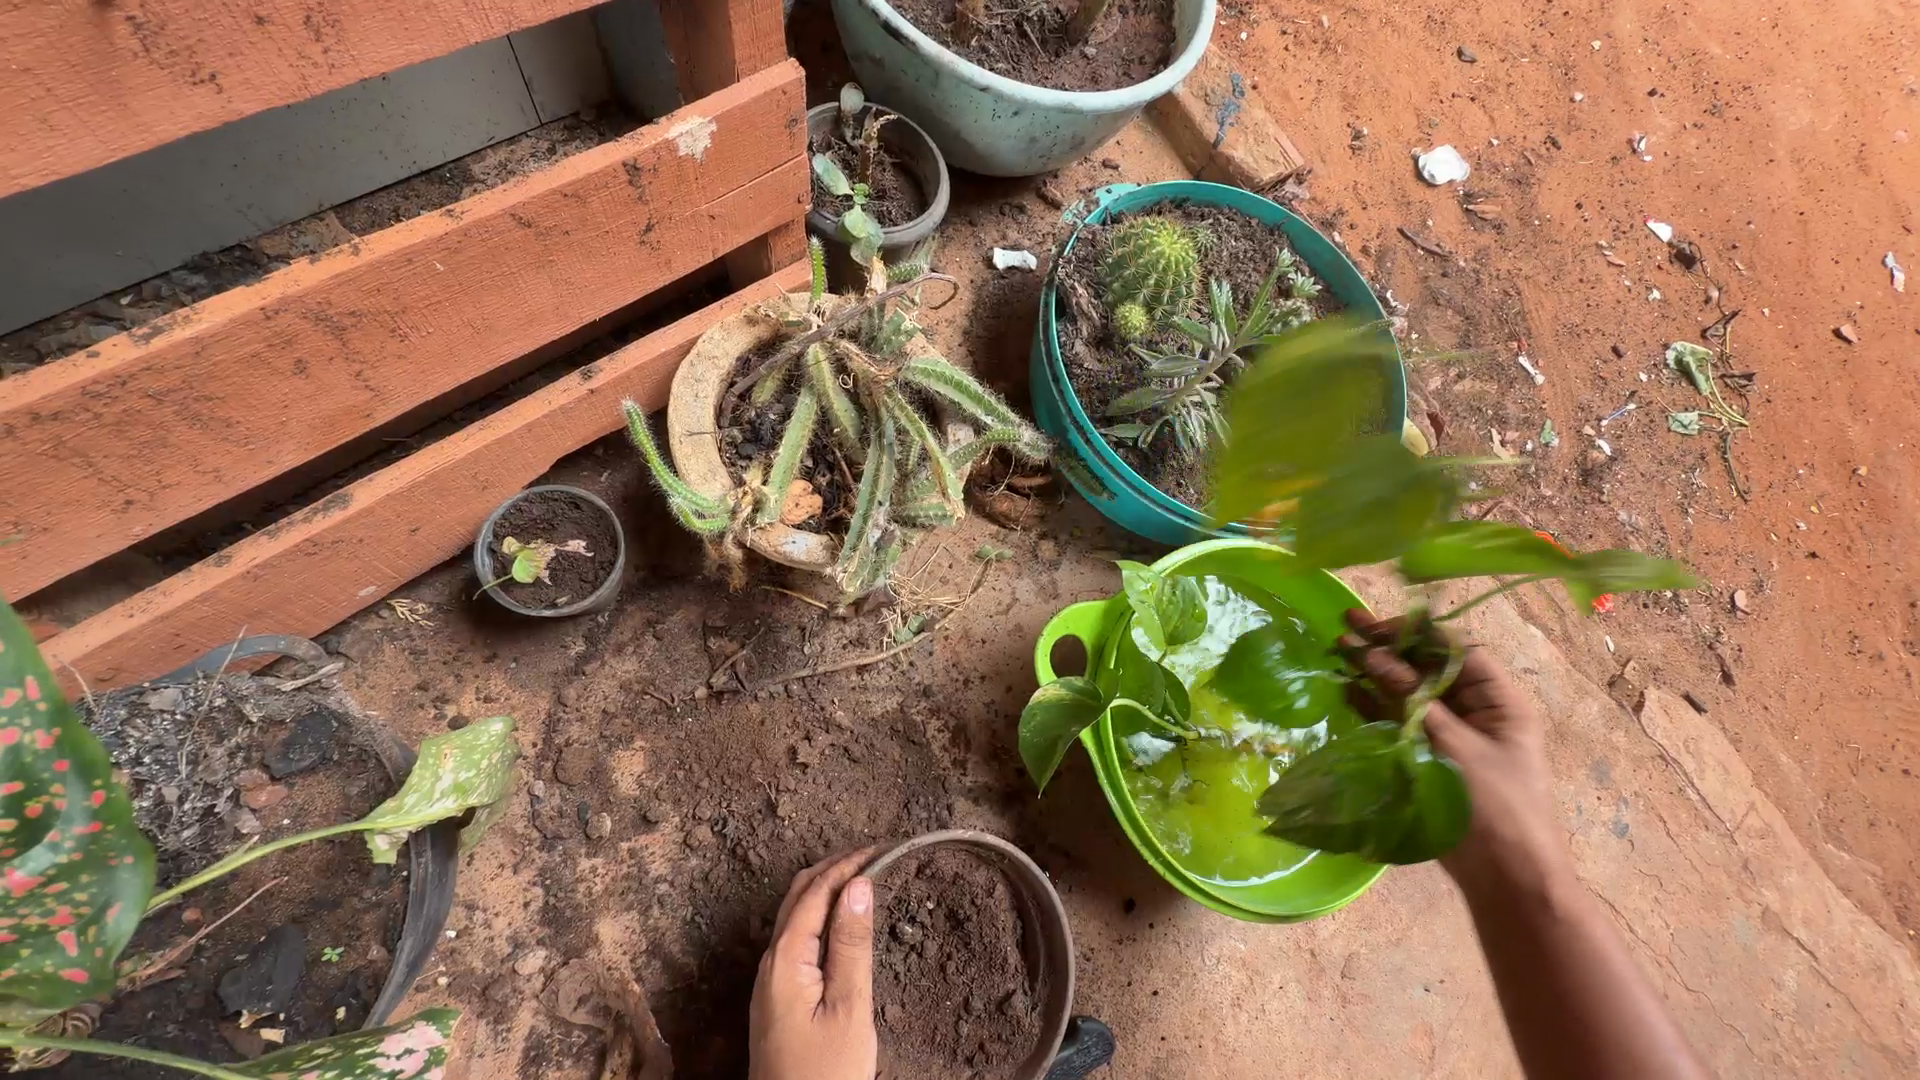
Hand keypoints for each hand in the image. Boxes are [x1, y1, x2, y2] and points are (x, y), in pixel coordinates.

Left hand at [749, 849, 878, 1079]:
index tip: (883, 847)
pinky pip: (798, 936)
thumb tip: (860, 885)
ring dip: (827, 887)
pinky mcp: (778, 996)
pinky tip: (843, 918)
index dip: (848, 863)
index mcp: (785, 959)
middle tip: (876, 854)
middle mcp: (771, 962)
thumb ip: (852, 944)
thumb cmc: (827, 1073)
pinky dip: (822, 913)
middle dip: (835, 866)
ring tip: (864, 875)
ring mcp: (771, 980)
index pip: (816, 891)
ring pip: (796, 913)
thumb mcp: (848, 1008)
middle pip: (799, 894)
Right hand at [1338, 609, 1568, 897]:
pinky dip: (1373, 704)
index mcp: (1499, 701)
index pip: (1455, 650)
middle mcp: (1474, 710)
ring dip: (1375, 672)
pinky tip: (1346, 690)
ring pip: (1407, 691)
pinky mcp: (1426, 754)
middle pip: (1427, 667)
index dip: (1415, 633)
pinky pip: (1397, 719)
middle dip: (1388, 646)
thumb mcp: (1457, 745)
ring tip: (1337, 652)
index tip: (1374, 629)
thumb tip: (1373, 655)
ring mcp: (1449, 733)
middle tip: (1345, 625)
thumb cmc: (1497, 806)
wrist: (1507, 878)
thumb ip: (1412, 698)